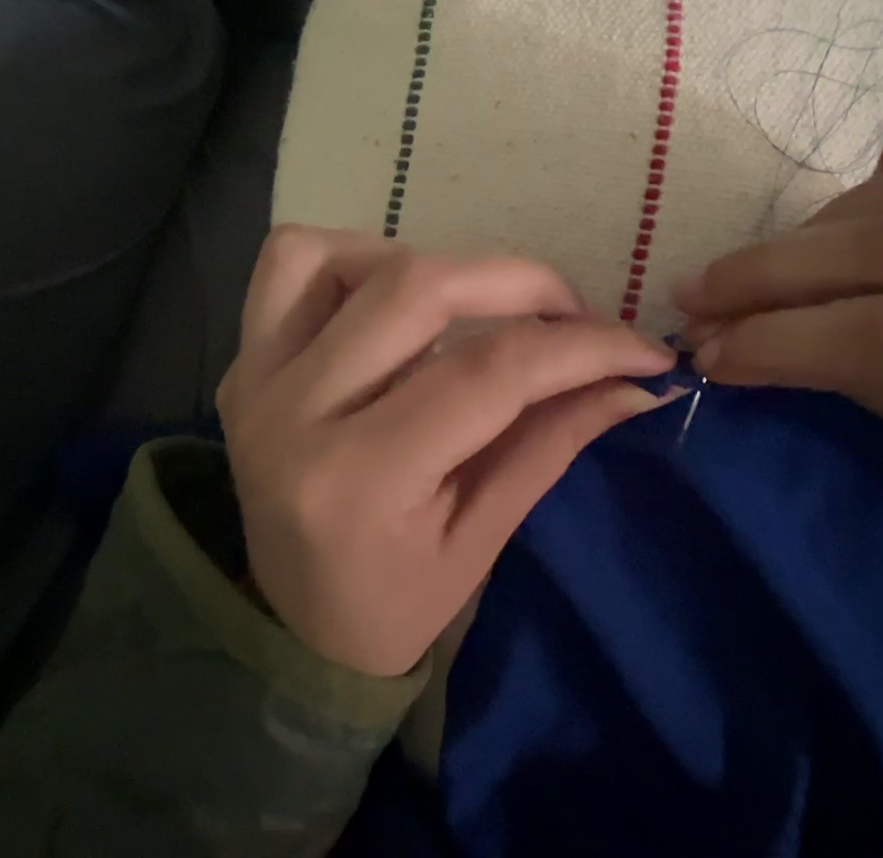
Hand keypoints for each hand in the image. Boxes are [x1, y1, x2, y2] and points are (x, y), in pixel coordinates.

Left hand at [217, 226, 673, 676]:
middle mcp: (290, 411)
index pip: (486, 374)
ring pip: (347, 256)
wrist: (293, 627)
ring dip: (435, 264)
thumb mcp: (482, 541)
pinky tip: (396, 301)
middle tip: (574, 313)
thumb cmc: (395, 604)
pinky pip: (290, 261)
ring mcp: (254, 376)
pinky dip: (357, 256)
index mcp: (357, 480)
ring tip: (479, 308)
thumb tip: (635, 377)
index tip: (641, 347)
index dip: (580, 347)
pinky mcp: (240, 359)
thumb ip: (552, 444)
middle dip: (522, 282)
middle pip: (418, 288)